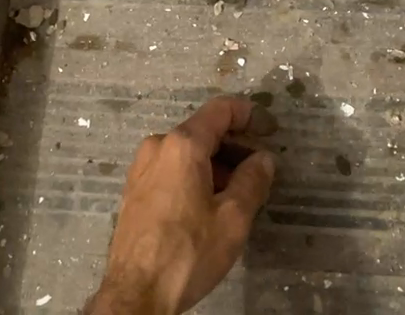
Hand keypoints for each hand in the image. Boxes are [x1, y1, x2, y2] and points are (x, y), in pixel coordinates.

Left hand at [86, 96, 276, 314]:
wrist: (135, 294)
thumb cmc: (187, 252)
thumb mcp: (233, 219)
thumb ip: (252, 181)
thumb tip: (263, 159)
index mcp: (182, 144)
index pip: (220, 110)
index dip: (249, 114)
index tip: (269, 130)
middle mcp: (158, 145)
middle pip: (203, 130)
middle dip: (234, 144)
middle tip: (259, 168)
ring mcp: (142, 166)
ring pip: (187, 151)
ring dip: (215, 162)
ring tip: (237, 191)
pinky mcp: (134, 188)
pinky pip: (171, 167)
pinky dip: (194, 173)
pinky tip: (208, 202)